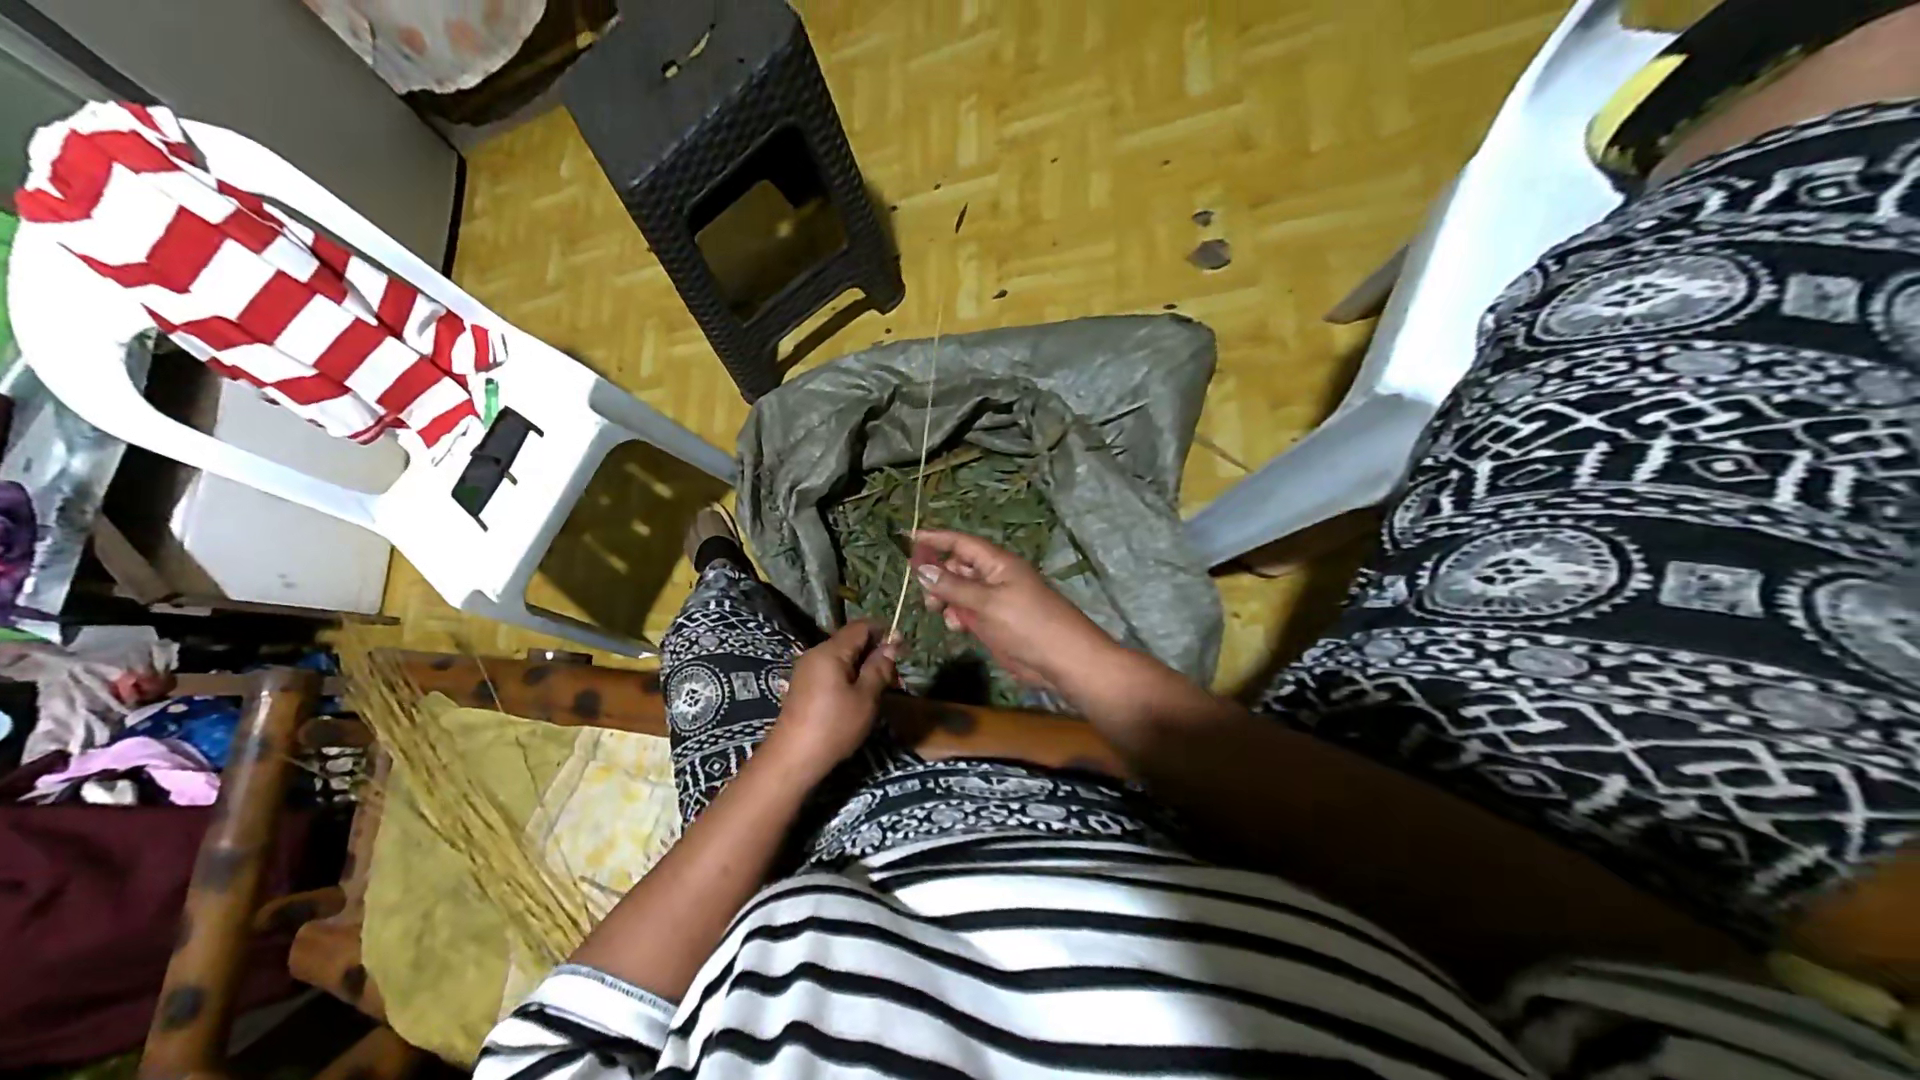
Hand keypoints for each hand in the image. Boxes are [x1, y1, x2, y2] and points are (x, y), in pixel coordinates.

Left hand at [767, 620, 898, 775]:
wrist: (793, 758)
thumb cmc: (834, 726)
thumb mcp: (865, 697)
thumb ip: (879, 668)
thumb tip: (891, 645)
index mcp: (831, 651)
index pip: (861, 627)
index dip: (883, 633)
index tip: (901, 652)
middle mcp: (816, 653)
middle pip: (851, 641)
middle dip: (875, 653)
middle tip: (894, 678)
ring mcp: (807, 670)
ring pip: (842, 657)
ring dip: (863, 668)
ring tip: (879, 691)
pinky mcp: (804, 686)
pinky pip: (831, 671)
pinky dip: (848, 678)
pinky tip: (858, 698)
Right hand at [910, 529, 1117, 692]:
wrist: (1062, 660)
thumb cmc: (1027, 623)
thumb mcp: (987, 602)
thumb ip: (953, 586)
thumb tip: (922, 568)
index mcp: (998, 563)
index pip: (961, 543)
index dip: (936, 539)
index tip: (909, 537)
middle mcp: (995, 577)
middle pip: (958, 566)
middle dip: (938, 575)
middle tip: (923, 591)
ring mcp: (995, 600)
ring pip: (960, 591)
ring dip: (946, 598)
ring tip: (938, 611)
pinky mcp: (995, 622)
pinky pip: (969, 611)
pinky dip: (958, 616)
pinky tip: (956, 627)